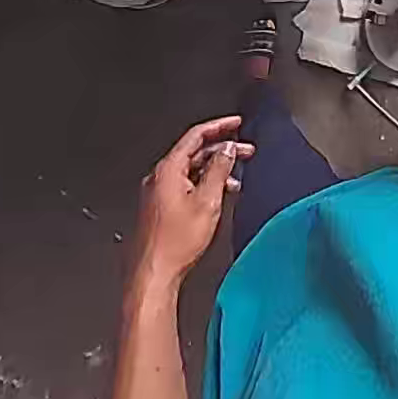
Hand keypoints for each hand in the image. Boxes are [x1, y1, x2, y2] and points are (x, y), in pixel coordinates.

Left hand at [130, 116, 251, 289]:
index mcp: (168, 170)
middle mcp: (159, 177)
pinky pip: (184, 183)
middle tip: (244, 149)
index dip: (219, 126)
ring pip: (190, 169)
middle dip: (221, 149)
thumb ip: (219, 169)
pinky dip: (203, 182)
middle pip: (194, 151)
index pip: (196, 135)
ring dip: (214, 167)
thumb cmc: (175, 244)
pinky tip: (218, 193)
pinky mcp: (159, 206)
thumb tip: (227, 149)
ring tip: (236, 173)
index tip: (236, 123)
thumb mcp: (207, 200)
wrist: (153, 275)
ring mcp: (157, 192)